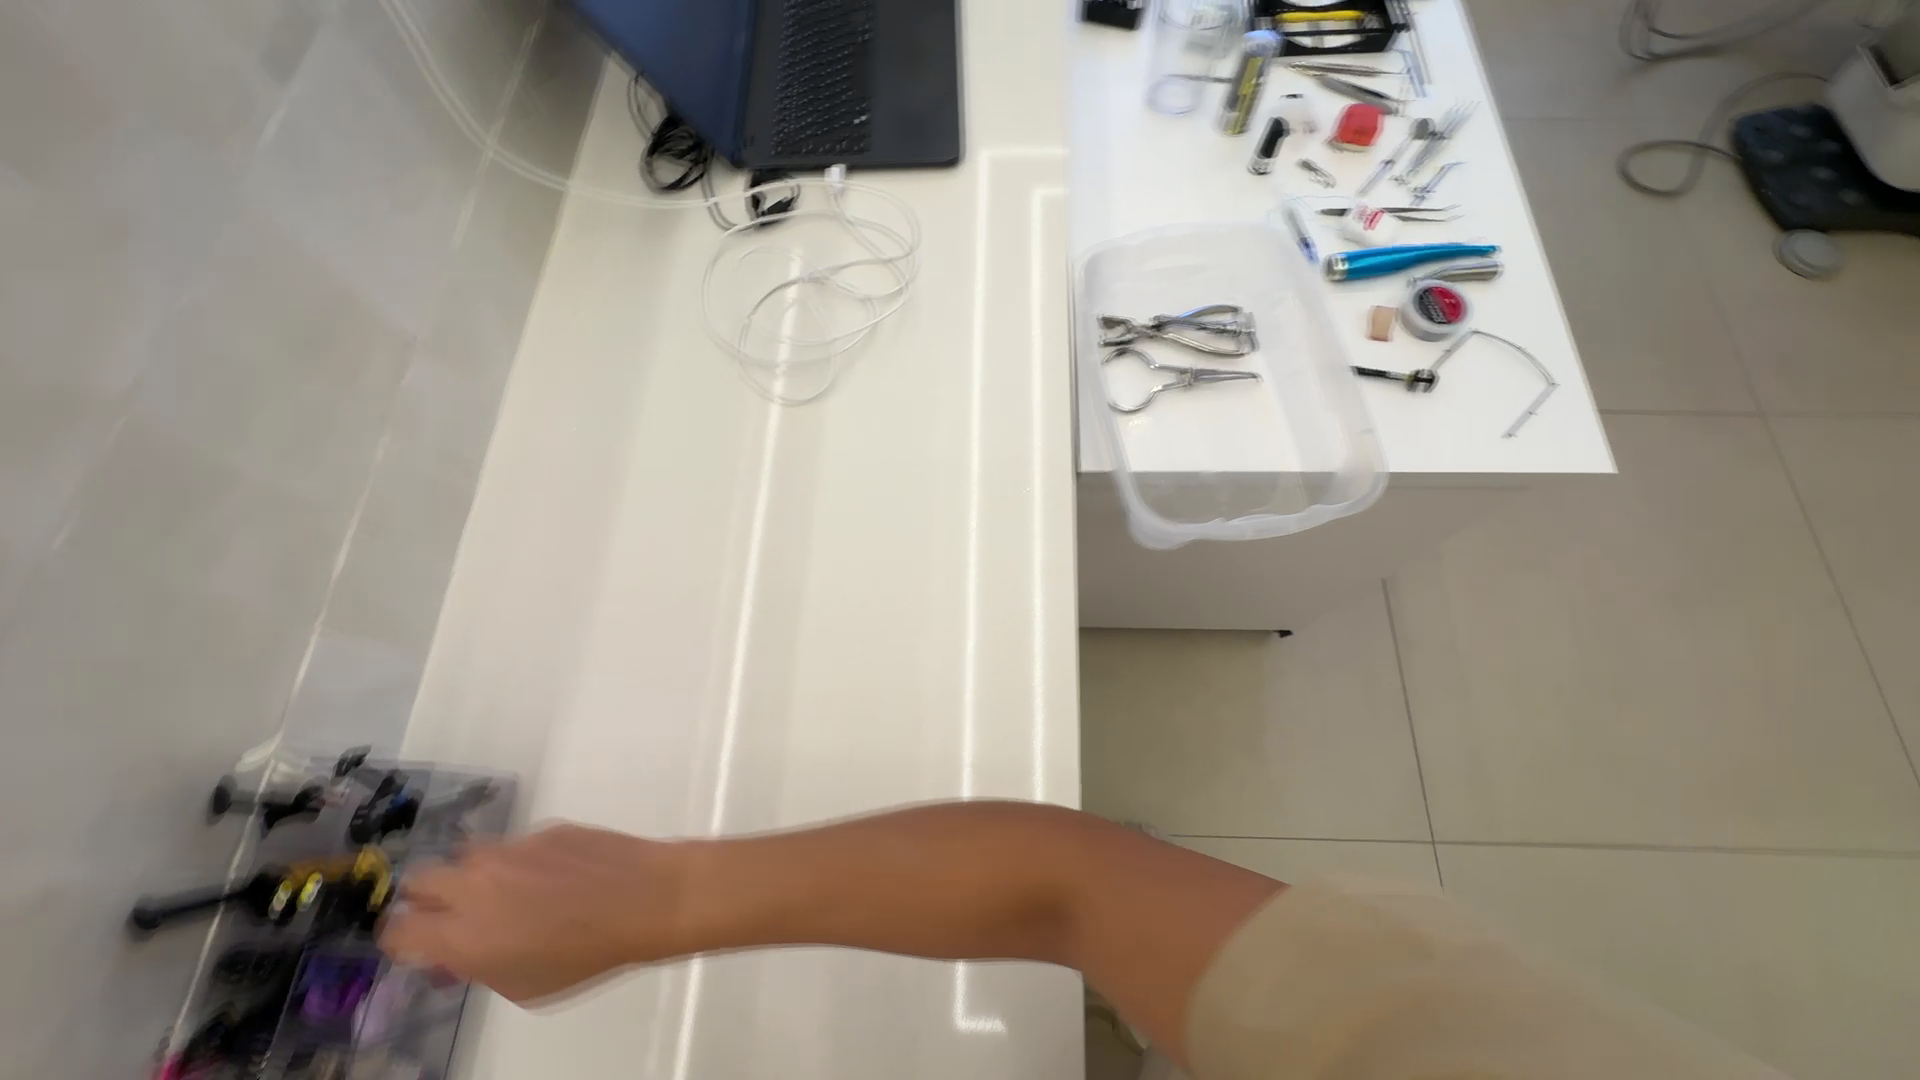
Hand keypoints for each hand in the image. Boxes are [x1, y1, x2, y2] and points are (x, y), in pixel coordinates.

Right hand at [379, 824, 691, 1004]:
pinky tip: (558, 874)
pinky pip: (518, 844)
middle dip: (430, 897)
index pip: (397, 929)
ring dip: (477, 872)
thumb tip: (455, 957)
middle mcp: (476, 882)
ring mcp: (512, 848)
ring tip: (512, 891)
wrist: (645, 898)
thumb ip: (477, 967)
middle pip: (421, 879)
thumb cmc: (584, 955)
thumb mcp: (521, 985)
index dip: (403, 937)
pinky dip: (524, 859)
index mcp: (461, 931)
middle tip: (456, 913)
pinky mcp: (546, 828)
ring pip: (470, 853)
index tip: (419, 942)